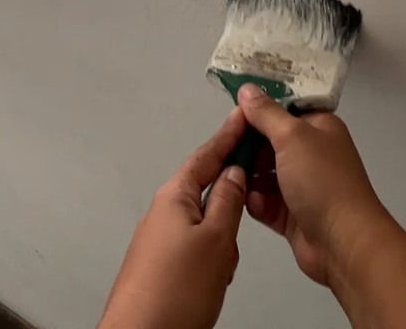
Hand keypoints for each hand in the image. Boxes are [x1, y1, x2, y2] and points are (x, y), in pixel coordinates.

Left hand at [99, 107, 250, 328]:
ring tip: (221, 271)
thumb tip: (234, 172)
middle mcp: (164, 212)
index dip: (229, 134)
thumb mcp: (216, 239)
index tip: (244, 114)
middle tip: (243, 221)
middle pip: (207, 190)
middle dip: (230, 205)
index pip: (207, 154)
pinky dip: (210, 261)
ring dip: (221, 242)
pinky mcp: (161, 267)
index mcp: (174, 195)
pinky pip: (195, 250)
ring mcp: (160, 240)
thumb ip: (229, 200)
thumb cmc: (176, 290)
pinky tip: (213, 283)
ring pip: (205, 226)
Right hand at [236, 83, 396, 287]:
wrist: (343, 242)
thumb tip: (247, 89)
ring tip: (231, 176)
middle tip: (226, 147)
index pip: (284, 109)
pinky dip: (257, 202)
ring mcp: (302, 185)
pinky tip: (250, 202)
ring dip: (249, 175)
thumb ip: (266, 113)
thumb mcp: (292, 136)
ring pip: (265, 173)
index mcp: (318, 127)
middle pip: (270, 141)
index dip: (260, 109)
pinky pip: (267, 202)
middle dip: (249, 145)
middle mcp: (311, 153)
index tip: (234, 112)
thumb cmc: (321, 179)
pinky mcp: (292, 215)